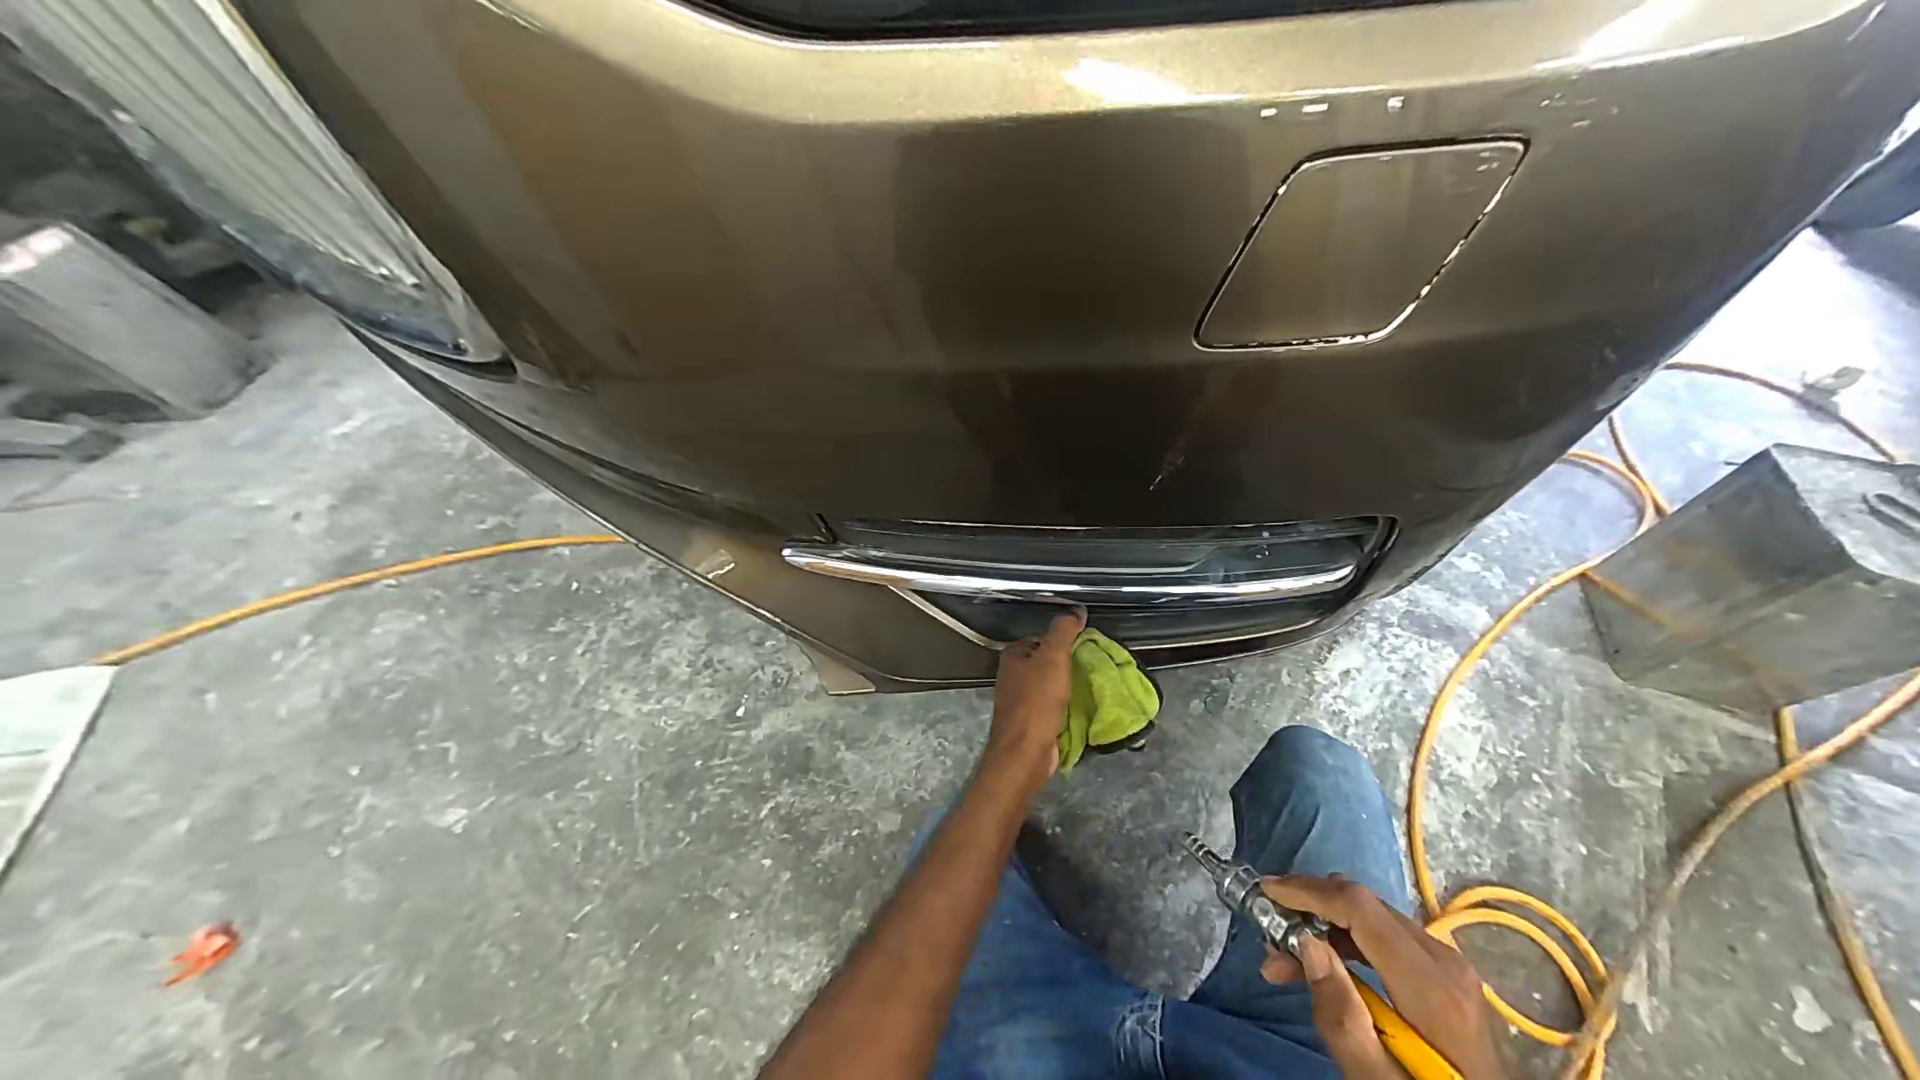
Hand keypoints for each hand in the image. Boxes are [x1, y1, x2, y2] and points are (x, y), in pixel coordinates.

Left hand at [983, 608, 1085, 781]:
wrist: (1026, 752)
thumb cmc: (1036, 702)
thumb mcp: (1053, 658)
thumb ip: (1063, 632)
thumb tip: (1076, 610)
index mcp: (1014, 655)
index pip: (1043, 637)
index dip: (1065, 639)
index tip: (1087, 643)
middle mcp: (1014, 675)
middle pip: (1048, 661)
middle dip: (1071, 663)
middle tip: (1095, 664)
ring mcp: (1022, 699)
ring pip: (1053, 684)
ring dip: (1072, 684)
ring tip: (1094, 683)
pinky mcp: (1033, 720)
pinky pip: (1055, 704)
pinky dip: (1070, 703)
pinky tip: (1086, 704)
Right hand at [1260, 875, 1504, 1079]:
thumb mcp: (1374, 1077)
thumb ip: (1340, 1015)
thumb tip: (1306, 944)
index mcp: (1430, 986)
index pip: (1360, 907)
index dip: (1308, 891)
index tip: (1264, 892)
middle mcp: (1444, 960)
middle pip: (1364, 904)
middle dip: (1307, 908)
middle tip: (1269, 938)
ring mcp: (1448, 963)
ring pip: (1371, 915)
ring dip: (1322, 924)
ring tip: (1286, 959)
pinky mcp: (1444, 971)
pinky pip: (1385, 933)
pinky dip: (1345, 937)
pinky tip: (1323, 964)